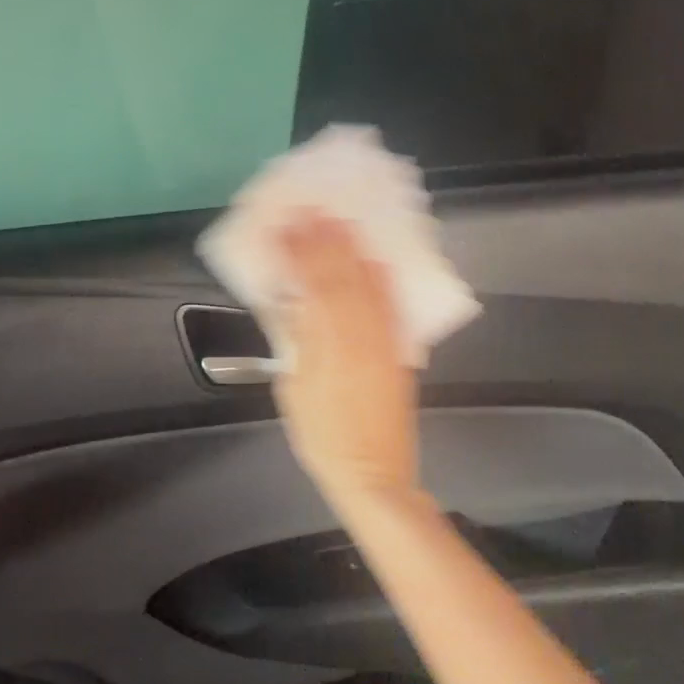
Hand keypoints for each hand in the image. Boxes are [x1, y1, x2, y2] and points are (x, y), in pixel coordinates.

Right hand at [266, 212, 421, 507]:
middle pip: (341, 278)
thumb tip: (287, 301)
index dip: (298, 253)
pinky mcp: (399, 354)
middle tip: (311, 208)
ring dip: (353, 251)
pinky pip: (392, 307)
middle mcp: (360, 338)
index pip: (311, 287)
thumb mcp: (293, 388)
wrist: (373, 475)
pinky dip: (384, 280)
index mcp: (327, 348)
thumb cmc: (320, 436)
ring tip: (341, 221)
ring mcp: (384, 344)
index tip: (284, 225)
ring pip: (367, 286)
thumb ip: (293, 342)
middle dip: (325, 240)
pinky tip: (376, 260)